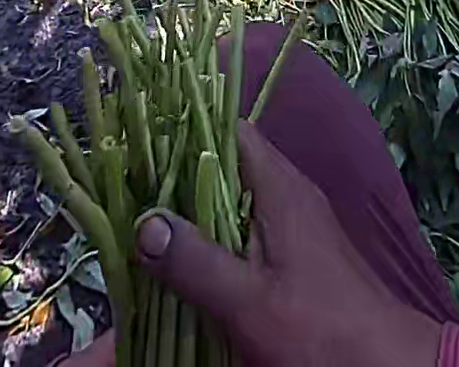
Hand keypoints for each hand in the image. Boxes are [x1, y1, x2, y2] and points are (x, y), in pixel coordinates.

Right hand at [59, 121, 441, 366]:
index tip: (147, 143)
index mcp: (278, 185)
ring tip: (153, 223)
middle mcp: (287, 192)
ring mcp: (295, 221)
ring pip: (236, 198)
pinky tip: (193, 260)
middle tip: (138, 190)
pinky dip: (218, 235)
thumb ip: (195, 262)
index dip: (189, 130)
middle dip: (184, 176)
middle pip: (227, 165)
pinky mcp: (298, 251)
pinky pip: (248, 227)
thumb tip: (142, 223)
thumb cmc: (319, 328)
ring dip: (199, 210)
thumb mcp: (249, 301)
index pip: (231, 130)